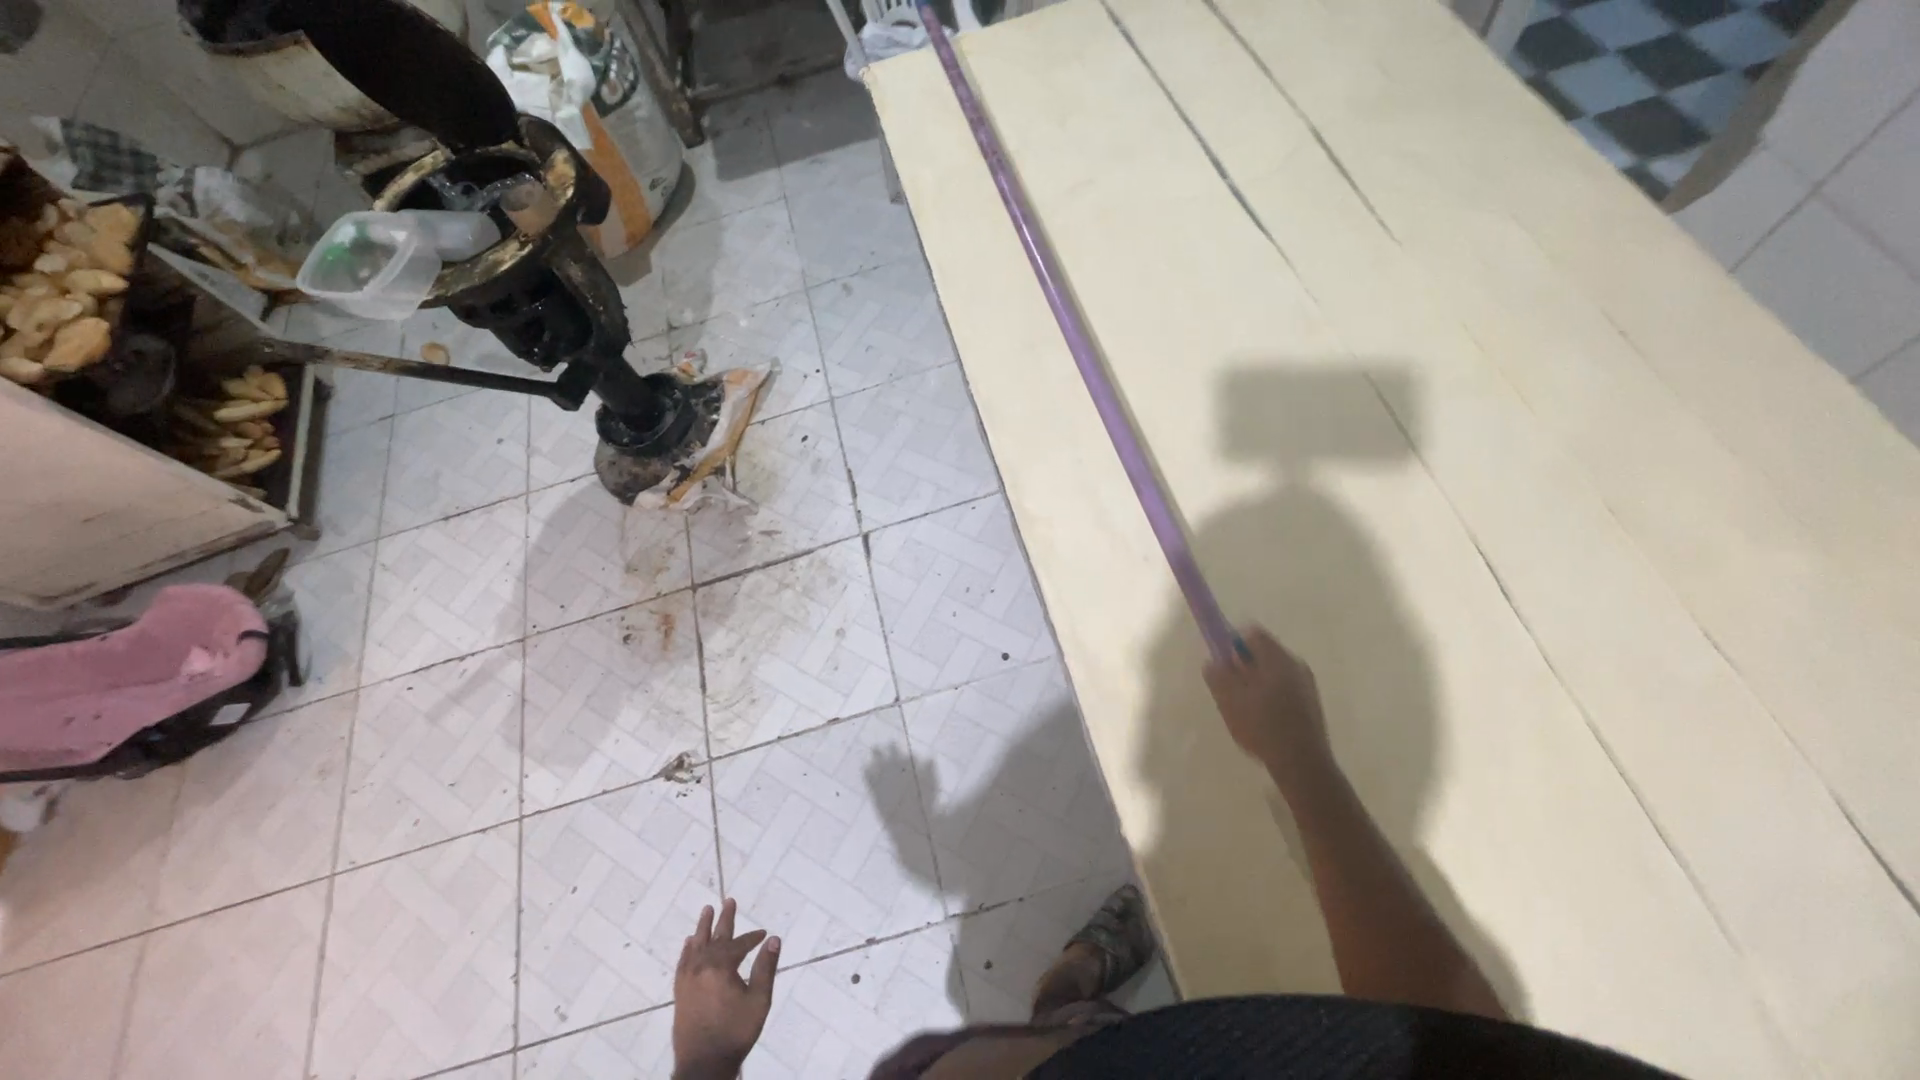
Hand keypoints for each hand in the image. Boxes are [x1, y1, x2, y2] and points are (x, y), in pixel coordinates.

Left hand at [672, 898, 778, 1079]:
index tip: (764, 935)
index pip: (739, 945)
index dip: (753, 938)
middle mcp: (701, 967)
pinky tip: (689, 942)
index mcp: (721, 968)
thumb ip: (766, 968)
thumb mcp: (759, 1001)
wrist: (704, 1064)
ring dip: (703, 928)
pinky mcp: (680, 991)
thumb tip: (774, 940)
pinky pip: (683, 962)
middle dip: (725, 920)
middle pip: (715, 938)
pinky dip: (687, 950)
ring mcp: (688, 979)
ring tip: (707, 910)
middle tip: (729, 901)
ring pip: (696, 946)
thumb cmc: (736, 1032)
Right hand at [1203, 626, 1332, 780]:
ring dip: (1257, 682)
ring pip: (1274, 671)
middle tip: (1230, 688)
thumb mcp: (1229, 701)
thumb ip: (1218, 675)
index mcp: (1276, 659)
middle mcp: (1295, 664)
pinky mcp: (1311, 702)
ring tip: (1245, 708)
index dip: (1232, 642)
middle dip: (1244, 665)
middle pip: (1264, 652)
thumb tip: (1213, 661)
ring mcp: (1307, 683)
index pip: (1252, 633)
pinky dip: (1271, 695)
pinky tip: (1263, 720)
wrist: (1302, 763)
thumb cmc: (1262, 727)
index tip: (1222, 661)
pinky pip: (1285, 687)